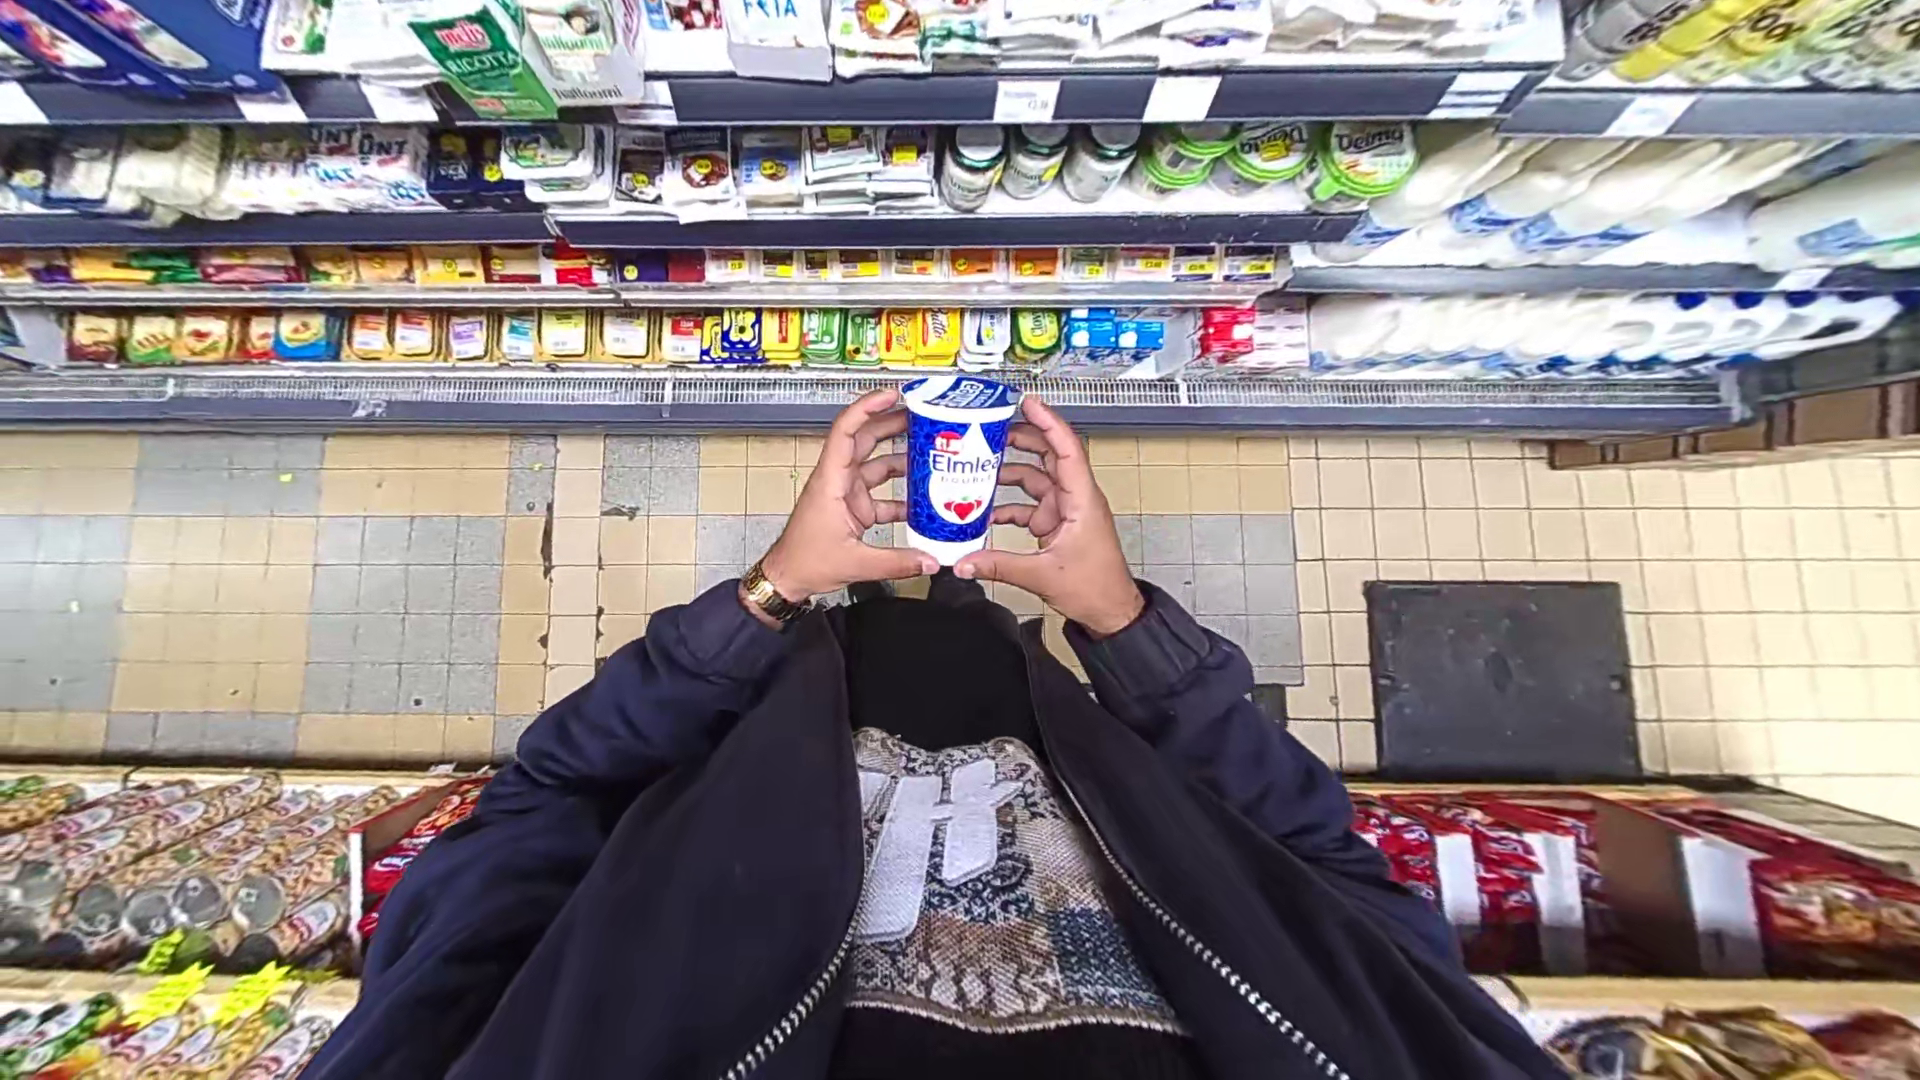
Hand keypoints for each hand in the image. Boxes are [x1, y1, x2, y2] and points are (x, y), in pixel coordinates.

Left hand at [757, 389, 938, 607]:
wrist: (788, 578)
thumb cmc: (803, 561)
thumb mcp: (855, 563)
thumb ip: (898, 562)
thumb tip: (930, 560)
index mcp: (831, 481)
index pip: (846, 431)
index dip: (868, 408)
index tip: (891, 396)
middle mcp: (838, 481)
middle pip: (866, 440)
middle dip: (892, 424)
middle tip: (921, 417)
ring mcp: (846, 493)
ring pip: (877, 465)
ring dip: (902, 458)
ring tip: (929, 454)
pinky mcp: (853, 509)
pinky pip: (882, 495)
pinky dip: (901, 496)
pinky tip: (922, 502)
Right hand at [954, 397, 1144, 636]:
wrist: (1111, 612)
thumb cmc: (1098, 588)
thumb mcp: (1042, 575)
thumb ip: (998, 565)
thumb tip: (965, 561)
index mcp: (1082, 500)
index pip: (1067, 448)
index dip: (1048, 422)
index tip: (1028, 404)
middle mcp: (1075, 499)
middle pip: (1049, 456)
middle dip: (1022, 439)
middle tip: (993, 430)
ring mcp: (1066, 511)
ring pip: (1037, 479)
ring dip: (1011, 473)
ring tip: (983, 467)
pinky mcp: (1058, 525)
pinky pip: (1030, 506)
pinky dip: (1010, 505)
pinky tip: (988, 511)